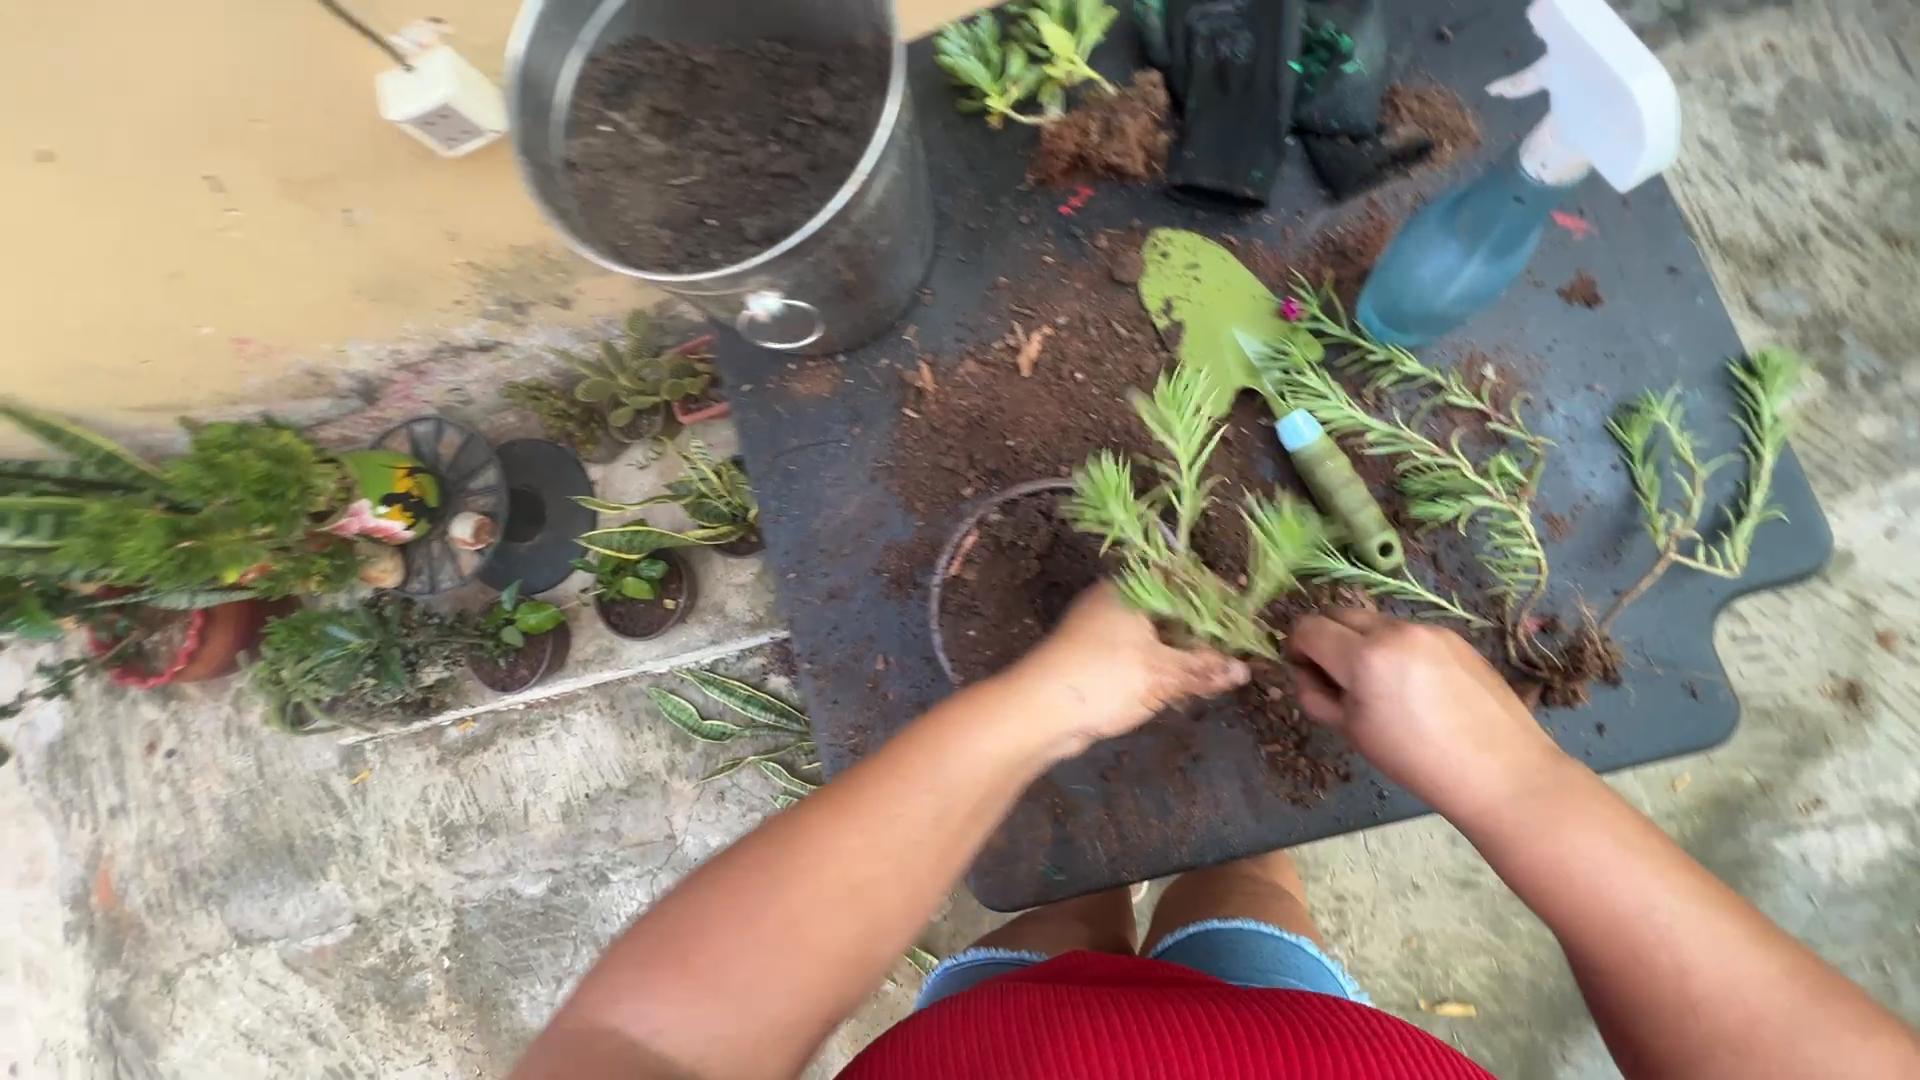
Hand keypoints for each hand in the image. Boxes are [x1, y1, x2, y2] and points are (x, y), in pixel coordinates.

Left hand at [1003, 584, 1250, 755]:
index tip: (1242, 622)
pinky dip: (1159, 668)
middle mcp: (1114, 601)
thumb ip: (1204, 668)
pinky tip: (1181, 688)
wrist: (1039, 711)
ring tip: (1214, 674)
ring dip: (1181, 654)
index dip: (1215, 600)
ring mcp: (1100, 629)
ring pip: (1152, 635)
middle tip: (1233, 653)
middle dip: (1200, 633)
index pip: (1182, 581)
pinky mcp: (1093, 657)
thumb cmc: (1103, 678)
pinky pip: (1136, 655)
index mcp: (1129, 589)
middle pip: (1168, 609)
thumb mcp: (1163, 674)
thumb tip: (1243, 670)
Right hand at [1288, 608, 1569, 816]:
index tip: (1305, 672)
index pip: (1308, 628)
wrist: (1503, 773)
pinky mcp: (1453, 636)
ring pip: (1371, 621)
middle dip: (1325, 638)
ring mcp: (1426, 629)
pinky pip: (1405, 632)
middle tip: (1335, 676)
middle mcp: (1393, 631)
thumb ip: (1315, 695)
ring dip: (1359, 641)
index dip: (1296, 648)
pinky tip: (1413, 685)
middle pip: (1336, 613)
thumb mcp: (1350, 731)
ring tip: (1378, 684)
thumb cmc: (1415, 760)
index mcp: (1363, 656)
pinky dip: (1393, 648)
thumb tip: (1305, 673)